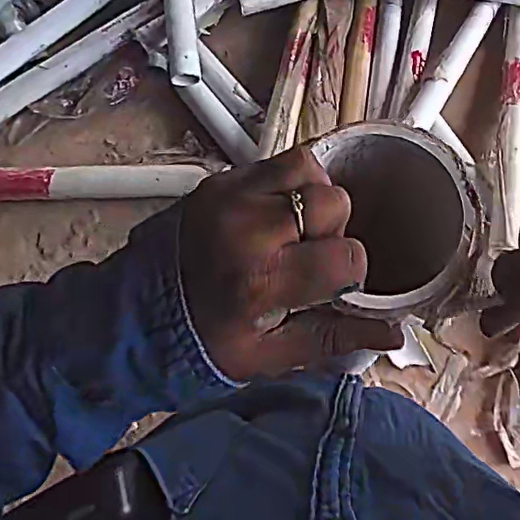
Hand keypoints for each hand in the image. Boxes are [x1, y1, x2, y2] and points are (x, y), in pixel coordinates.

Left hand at [179, 148, 400, 381]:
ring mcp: (232, 197)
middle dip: (333, 231)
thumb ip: (334, 338)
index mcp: (261, 281)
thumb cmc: (198, 343)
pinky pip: (278, 161)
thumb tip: (392, 333)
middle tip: (307, 256)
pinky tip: (278, 211)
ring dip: (315, 196)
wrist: (128, 316)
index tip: (330, 281)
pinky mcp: (221, 181)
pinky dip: (290, 181)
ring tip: (295, 227)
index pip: (346, 255)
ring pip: (309, 169)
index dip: (349, 270)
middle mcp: (248, 229)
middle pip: (333, 203)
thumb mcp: (267, 357)